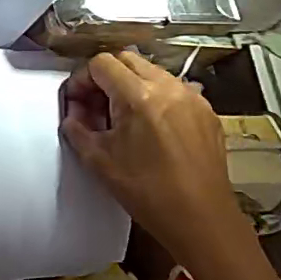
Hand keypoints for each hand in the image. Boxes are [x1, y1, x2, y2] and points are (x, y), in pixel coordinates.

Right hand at [60, 51, 252, 269]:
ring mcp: (192, 98)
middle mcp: (169, 88)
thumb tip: (74, 114)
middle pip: (127, 59)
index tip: (77, 101)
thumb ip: (77, 128)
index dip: (82, 79)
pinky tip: (148, 127)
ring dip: (130, 84)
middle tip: (95, 105)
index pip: (101, 63)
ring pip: (151, 71)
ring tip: (121, 117)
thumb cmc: (149, 193)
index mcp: (139, 96)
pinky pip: (173, 90)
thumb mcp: (98, 160)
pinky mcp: (206, 113)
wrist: (202, 220)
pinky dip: (154, 97)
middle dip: (105, 76)